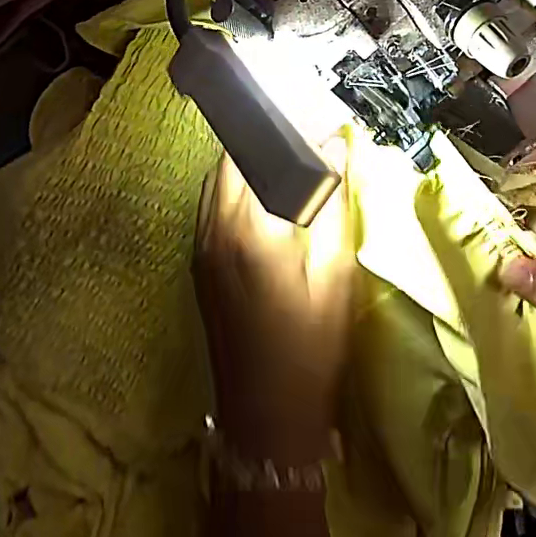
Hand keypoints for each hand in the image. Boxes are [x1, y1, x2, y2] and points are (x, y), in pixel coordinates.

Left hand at [193, 141, 355, 463]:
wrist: (266, 417)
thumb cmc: (312, 345)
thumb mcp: (336, 273)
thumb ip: (334, 203)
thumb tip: (337, 148)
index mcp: (250, 228)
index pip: (259, 152)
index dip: (288, 129)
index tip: (319, 119)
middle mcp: (214, 230)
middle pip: (231, 159)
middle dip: (267, 141)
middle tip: (309, 138)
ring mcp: (199, 248)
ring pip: (217, 180)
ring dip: (250, 162)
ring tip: (292, 161)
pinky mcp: (198, 265)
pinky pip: (212, 205)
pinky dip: (237, 187)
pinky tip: (269, 198)